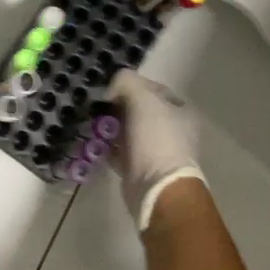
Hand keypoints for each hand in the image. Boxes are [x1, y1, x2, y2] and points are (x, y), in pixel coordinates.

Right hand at [106, 70, 206, 230]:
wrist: (157, 188)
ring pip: (127, 131)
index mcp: (180, 110)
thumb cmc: (156, 138)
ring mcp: (155, 151)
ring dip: (109, 127)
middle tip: (95, 106)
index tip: (110, 88)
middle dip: (116, 107)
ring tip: (89, 122)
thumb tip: (111, 88)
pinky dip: (106, 147)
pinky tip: (92, 141)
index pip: (153, 88)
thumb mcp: (143, 98)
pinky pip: (118, 152)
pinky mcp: (139, 169)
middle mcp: (171, 129)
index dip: (131, 84)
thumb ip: (126, 81)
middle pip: (138, 110)